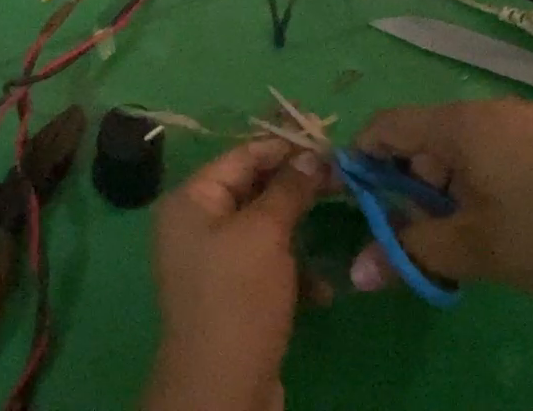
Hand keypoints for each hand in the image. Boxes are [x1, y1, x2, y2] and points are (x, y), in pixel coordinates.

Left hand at [143, 139, 325, 410]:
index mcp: (190, 200)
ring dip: (299, 231)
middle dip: (296, 188)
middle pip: (252, 190)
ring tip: (339, 222)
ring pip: (264, 230)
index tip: (327, 145)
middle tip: (342, 180)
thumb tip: (311, 155)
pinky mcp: (233, 296)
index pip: (240, 156)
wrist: (221, 389)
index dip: (283, 148)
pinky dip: (293, 271)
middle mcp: (196, 224)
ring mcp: (213, 262)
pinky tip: (323, 286)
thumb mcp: (265, 234)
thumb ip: (289, 189)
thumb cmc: (238, 297)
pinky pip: (266, 267)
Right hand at [349, 98, 532, 303]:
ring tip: (476, 242)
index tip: (362, 211)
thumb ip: (412, 253)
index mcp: (458, 125)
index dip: (362, 163)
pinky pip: (497, 153)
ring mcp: (527, 120)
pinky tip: (515, 227)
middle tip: (429, 241)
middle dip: (411, 189)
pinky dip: (485, 186)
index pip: (384, 125)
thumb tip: (355, 272)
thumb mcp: (480, 251)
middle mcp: (486, 110)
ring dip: (450, 193)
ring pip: (462, 151)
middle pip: (423, 140)